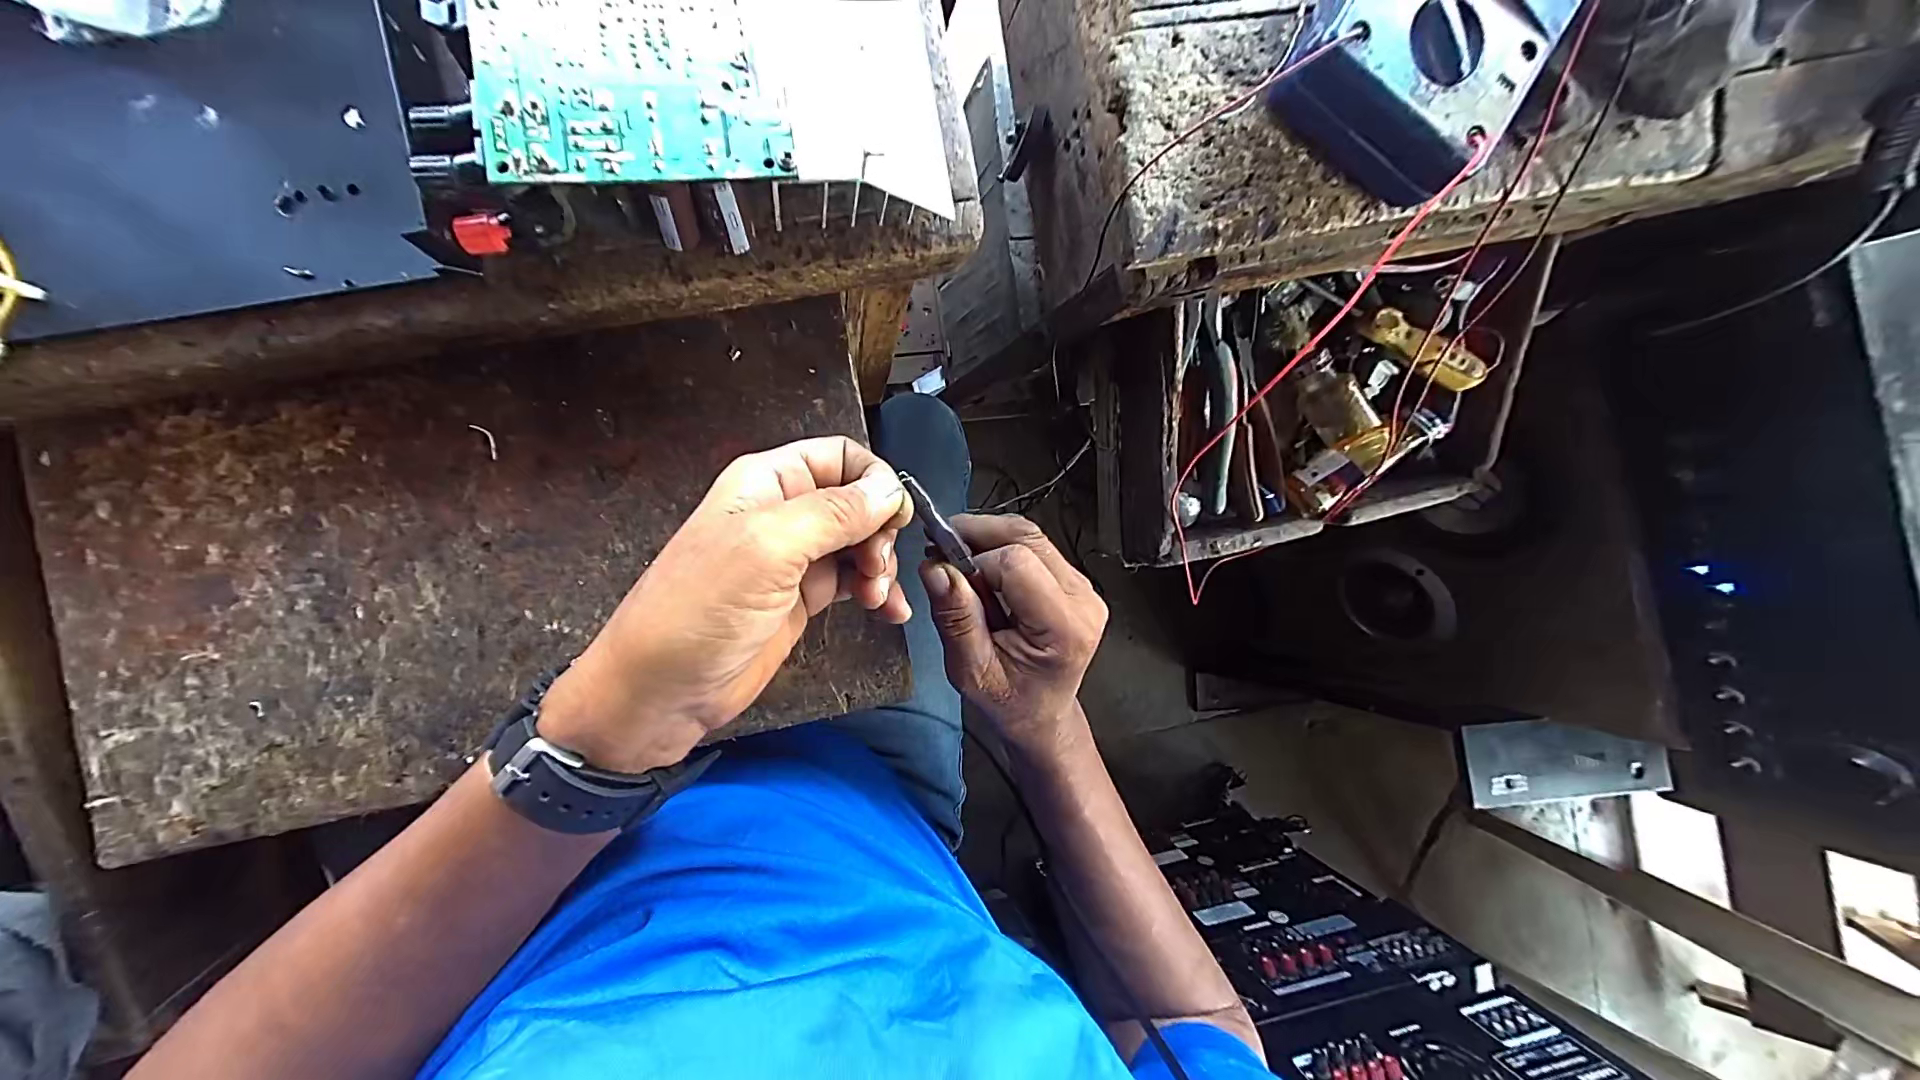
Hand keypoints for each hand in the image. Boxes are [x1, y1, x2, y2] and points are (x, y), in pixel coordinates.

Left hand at [537, 436, 912, 771]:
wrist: (660, 693)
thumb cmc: (693, 614)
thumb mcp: (768, 549)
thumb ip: (834, 512)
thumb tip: (888, 489)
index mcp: (768, 483)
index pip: (840, 457)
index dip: (874, 481)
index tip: (894, 516)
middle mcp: (784, 514)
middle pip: (859, 501)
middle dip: (880, 531)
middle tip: (877, 566)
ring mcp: (795, 558)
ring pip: (862, 542)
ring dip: (882, 566)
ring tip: (877, 597)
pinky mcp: (803, 597)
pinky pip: (855, 581)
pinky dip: (878, 592)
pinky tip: (888, 611)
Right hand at [920, 515, 1107, 754]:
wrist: (1041, 713)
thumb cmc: (1011, 701)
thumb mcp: (971, 671)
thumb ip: (956, 619)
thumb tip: (936, 569)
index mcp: (1064, 627)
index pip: (1016, 563)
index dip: (973, 563)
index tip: (947, 578)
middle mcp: (1082, 601)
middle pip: (1026, 537)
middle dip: (977, 535)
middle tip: (941, 551)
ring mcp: (1082, 587)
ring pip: (1029, 534)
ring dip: (987, 538)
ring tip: (956, 560)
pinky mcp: (1072, 580)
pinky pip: (1033, 545)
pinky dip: (999, 546)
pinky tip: (978, 567)